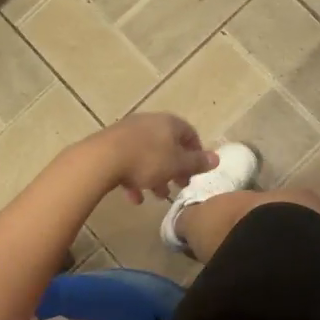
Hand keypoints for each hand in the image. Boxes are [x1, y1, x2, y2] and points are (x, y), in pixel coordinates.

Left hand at [84, 113, 218, 204]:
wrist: (102, 159)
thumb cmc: (147, 160)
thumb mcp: (177, 165)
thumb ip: (197, 163)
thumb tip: (216, 159)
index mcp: (168, 123)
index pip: (189, 133)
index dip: (196, 152)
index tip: (197, 171)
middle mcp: (149, 122)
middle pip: (168, 145)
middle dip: (175, 168)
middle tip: (179, 186)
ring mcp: (128, 132)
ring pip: (148, 155)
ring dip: (155, 176)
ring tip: (157, 196)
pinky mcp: (111, 144)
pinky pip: (129, 160)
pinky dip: (134, 177)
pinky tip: (134, 197)